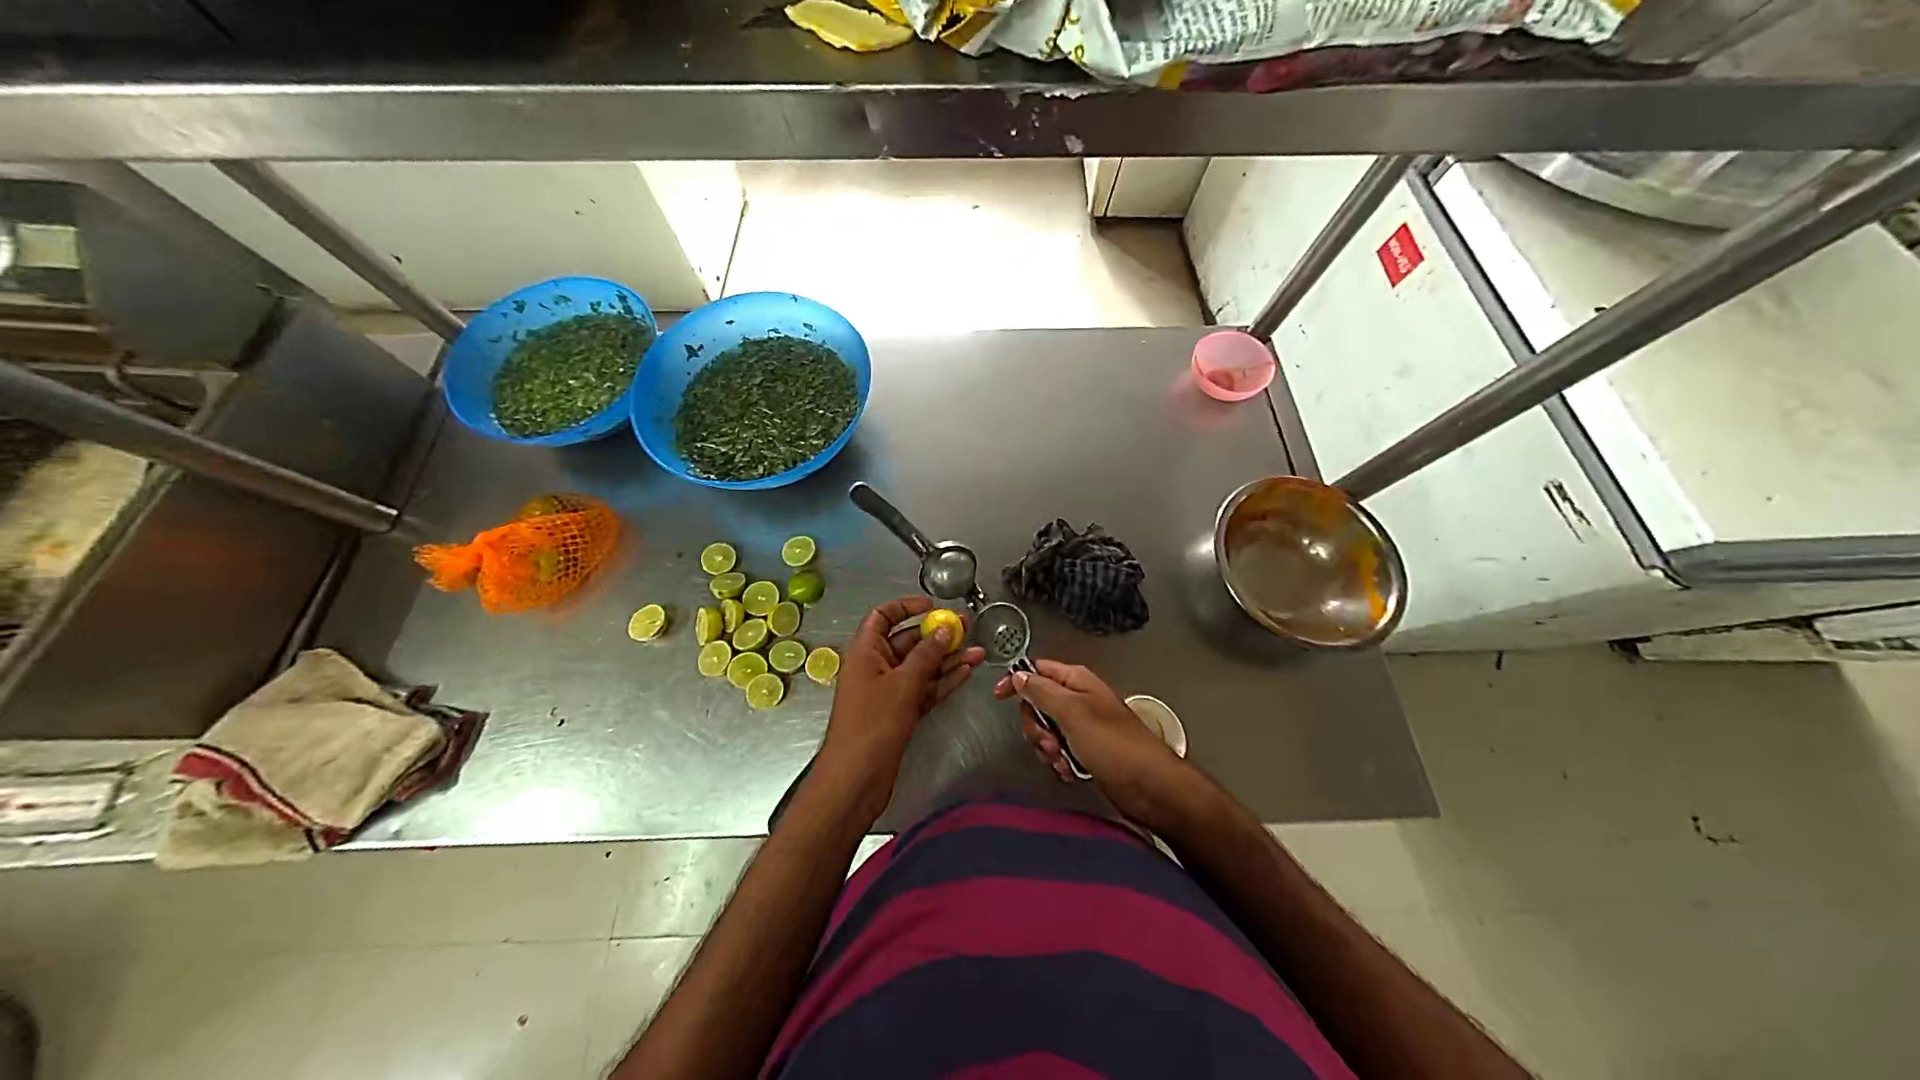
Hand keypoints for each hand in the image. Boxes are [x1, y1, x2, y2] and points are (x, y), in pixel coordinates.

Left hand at [821, 596, 985, 813]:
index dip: (906, 606)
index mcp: (865, 651)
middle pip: (908, 641)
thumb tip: (945, 630)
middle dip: (938, 635)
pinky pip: (925, 688)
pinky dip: (944, 681)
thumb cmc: (872, 725)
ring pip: (921, 666)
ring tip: (978, 651)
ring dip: (948, 659)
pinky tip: (967, 672)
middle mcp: (875, 666)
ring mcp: (889, 690)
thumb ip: (927, 655)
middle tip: (967, 628)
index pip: (883, 616)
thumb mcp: (903, 683)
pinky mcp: (900, 712)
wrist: (857, 778)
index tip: (933, 605)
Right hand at [994, 659, 1194, 824]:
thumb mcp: (1072, 712)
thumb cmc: (1113, 744)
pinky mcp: (1086, 751)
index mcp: (1077, 681)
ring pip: (1046, 731)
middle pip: (1037, 704)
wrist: (1149, 786)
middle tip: (1050, 742)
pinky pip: (1059, 751)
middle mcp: (1079, 699)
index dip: (1017, 681)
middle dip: (1036, 727)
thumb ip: (1041, 691)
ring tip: (1063, 760)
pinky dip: (1059, 762)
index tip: (1000, 698)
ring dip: (1047, 748)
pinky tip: (1070, 772)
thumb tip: (1018, 675)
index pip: (1037, 670)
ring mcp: (1082, 726)